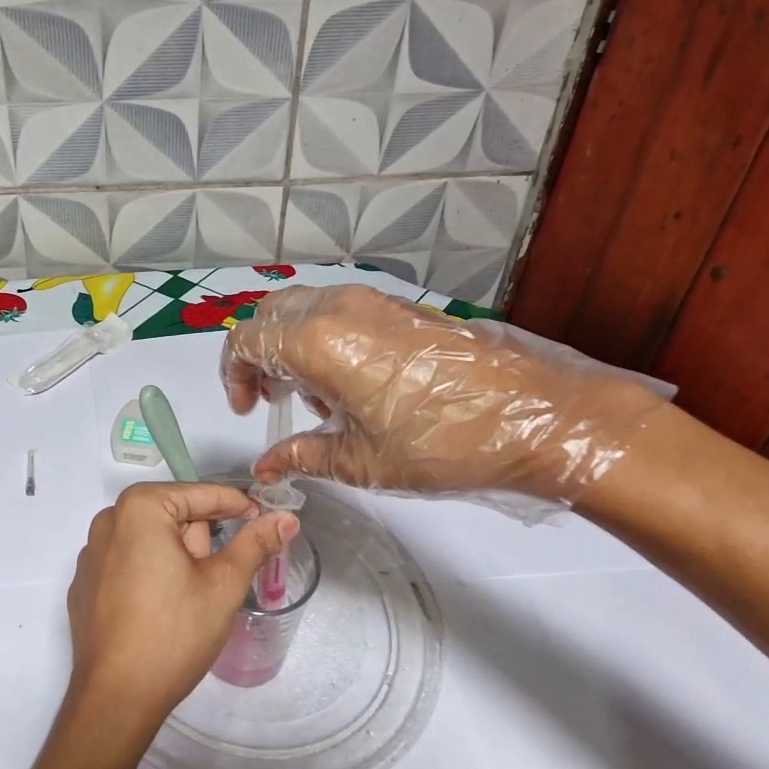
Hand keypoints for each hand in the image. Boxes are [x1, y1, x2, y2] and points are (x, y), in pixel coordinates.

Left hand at [67, 482, 297, 731]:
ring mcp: (91, 554)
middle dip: (201, 541)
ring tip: (188, 601)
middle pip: (173, 515)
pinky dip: (148, 575)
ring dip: (176, 557)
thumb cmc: (174, 633)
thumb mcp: (224, 584)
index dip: (238, 507)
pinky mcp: (84, 584)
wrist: (116, 697)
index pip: (201, 494)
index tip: (264, 522)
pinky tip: (159, 612)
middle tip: (213, 582)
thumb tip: (286, 519)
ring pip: (150, 540)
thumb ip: (255, 543)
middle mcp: (108, 520)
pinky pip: (127, 563)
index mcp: (140, 508)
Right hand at [220, 285, 671, 515]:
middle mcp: (339, 307)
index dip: (233, 374)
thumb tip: (265, 466)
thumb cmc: (442, 442)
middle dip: (259, 355)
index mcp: (319, 340)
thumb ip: (303, 455)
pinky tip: (355, 387)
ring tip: (320, 403)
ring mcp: (374, 302)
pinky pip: (341, 313)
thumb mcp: (362, 460)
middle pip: (272, 315)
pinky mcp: (401, 309)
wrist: (535, 415)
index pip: (246, 339)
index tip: (248, 410)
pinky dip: (326, 341)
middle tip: (272, 400)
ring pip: (306, 310)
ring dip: (293, 348)